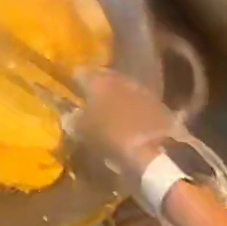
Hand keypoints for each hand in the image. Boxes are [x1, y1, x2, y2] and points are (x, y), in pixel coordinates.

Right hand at [74, 67, 178, 182]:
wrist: (157, 153)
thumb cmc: (112, 139)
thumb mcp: (85, 133)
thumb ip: (74, 120)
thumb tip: (69, 115)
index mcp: (97, 82)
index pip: (79, 72)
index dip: (73, 81)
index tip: (69, 89)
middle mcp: (118, 79)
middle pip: (102, 76)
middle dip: (95, 85)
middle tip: (88, 97)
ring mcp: (139, 89)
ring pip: (121, 86)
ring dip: (115, 95)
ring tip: (109, 109)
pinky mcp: (157, 102)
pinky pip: (138, 99)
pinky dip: (131, 105)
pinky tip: (129, 118)